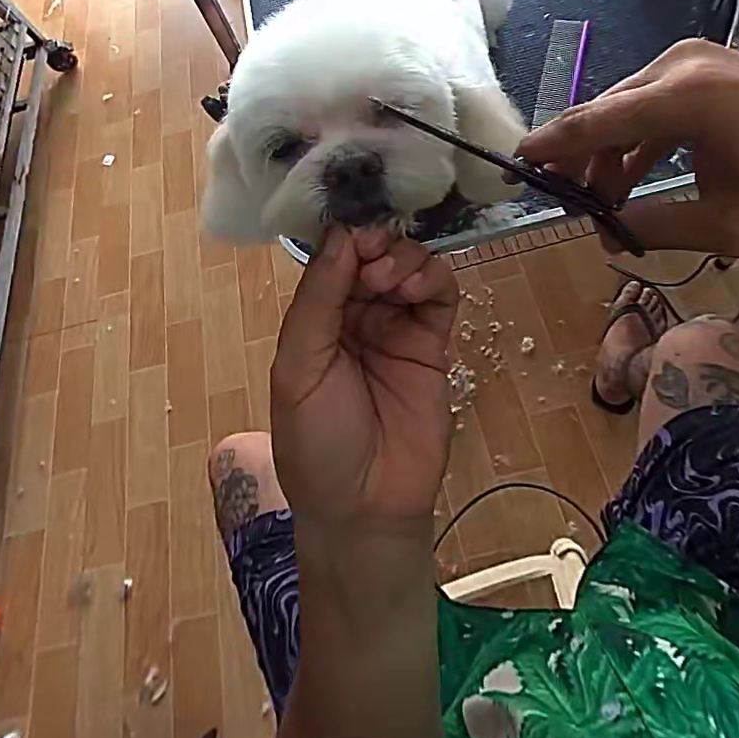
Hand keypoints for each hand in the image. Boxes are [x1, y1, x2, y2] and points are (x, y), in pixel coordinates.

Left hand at [269, 225, 458, 540]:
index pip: (335, 259)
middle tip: (375, 263)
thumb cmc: (317, 440)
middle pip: (375, 254)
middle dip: (377, 246)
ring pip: (410, 266)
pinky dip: (434, 279)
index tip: (355, 232)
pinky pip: (440, 294)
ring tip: (393, 285)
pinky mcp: (434, 341)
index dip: (346, 238)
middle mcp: (357, 314)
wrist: (367, 505)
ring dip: (404, 260)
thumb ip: (318, 300)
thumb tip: (341, 234)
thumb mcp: (298, 369)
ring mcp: (398, 326)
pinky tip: (417, 292)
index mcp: (318, 317)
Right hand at [518, 39, 738, 255]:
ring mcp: (695, 62)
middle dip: (581, 163)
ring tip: (604, 203)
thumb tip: (608, 232)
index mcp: (680, 97)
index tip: (515, 166)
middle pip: (604, 114)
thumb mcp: (729, 225)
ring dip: (611, 155)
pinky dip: (639, 141)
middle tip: (571, 207)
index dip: (549, 147)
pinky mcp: (710, 69)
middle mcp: (678, 66)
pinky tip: (636, 176)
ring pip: (627, 110)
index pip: (591, 122)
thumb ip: (657, 226)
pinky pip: (655, 105)